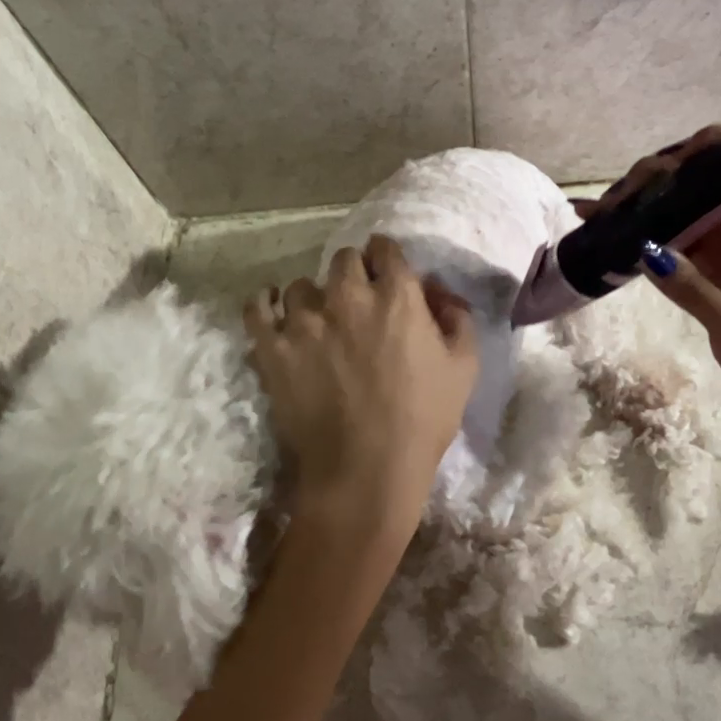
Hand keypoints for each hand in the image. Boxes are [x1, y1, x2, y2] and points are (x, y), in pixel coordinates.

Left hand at [243, 236, 479, 531]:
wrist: (365, 471)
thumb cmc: (423, 420)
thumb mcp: (464, 367)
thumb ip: (457, 319)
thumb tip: (439, 294)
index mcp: (396, 296)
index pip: (385, 248)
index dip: (387, 259)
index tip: (386, 274)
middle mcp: (347, 296)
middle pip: (343, 259)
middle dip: (352, 273)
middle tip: (356, 300)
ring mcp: (304, 321)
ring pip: (301, 284)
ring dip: (312, 297)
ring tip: (316, 320)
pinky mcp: (271, 348)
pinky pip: (257, 308)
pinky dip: (264, 304)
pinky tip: (271, 310)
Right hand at [578, 125, 720, 420]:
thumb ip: (695, 291)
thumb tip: (645, 250)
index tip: (677, 156)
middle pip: (711, 174)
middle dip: (667, 172)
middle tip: (624, 193)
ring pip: (688, 198)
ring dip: (649, 196)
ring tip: (606, 205)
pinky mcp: (710, 260)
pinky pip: (675, 229)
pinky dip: (644, 225)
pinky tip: (609, 227)